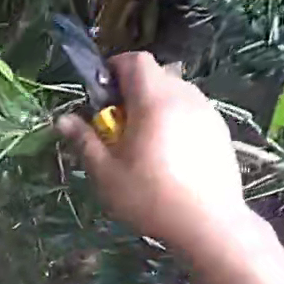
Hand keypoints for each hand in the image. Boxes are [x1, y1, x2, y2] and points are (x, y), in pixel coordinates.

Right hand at [55, 51, 256, 257]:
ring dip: (154, 107)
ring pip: (175, 93)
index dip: (114, 68)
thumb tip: (63, 119)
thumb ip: (85, 140)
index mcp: (154, 100)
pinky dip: (174, 121)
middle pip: (155, 75)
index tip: (100, 95)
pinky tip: (168, 157)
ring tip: (143, 143)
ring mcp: (207, 112)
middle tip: (117, 126)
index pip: (135, 61)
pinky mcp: (220, 130)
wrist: (208, 223)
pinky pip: (191, 112)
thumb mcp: (106, 173)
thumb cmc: (149, 197)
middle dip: (132, 91)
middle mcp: (184, 96)